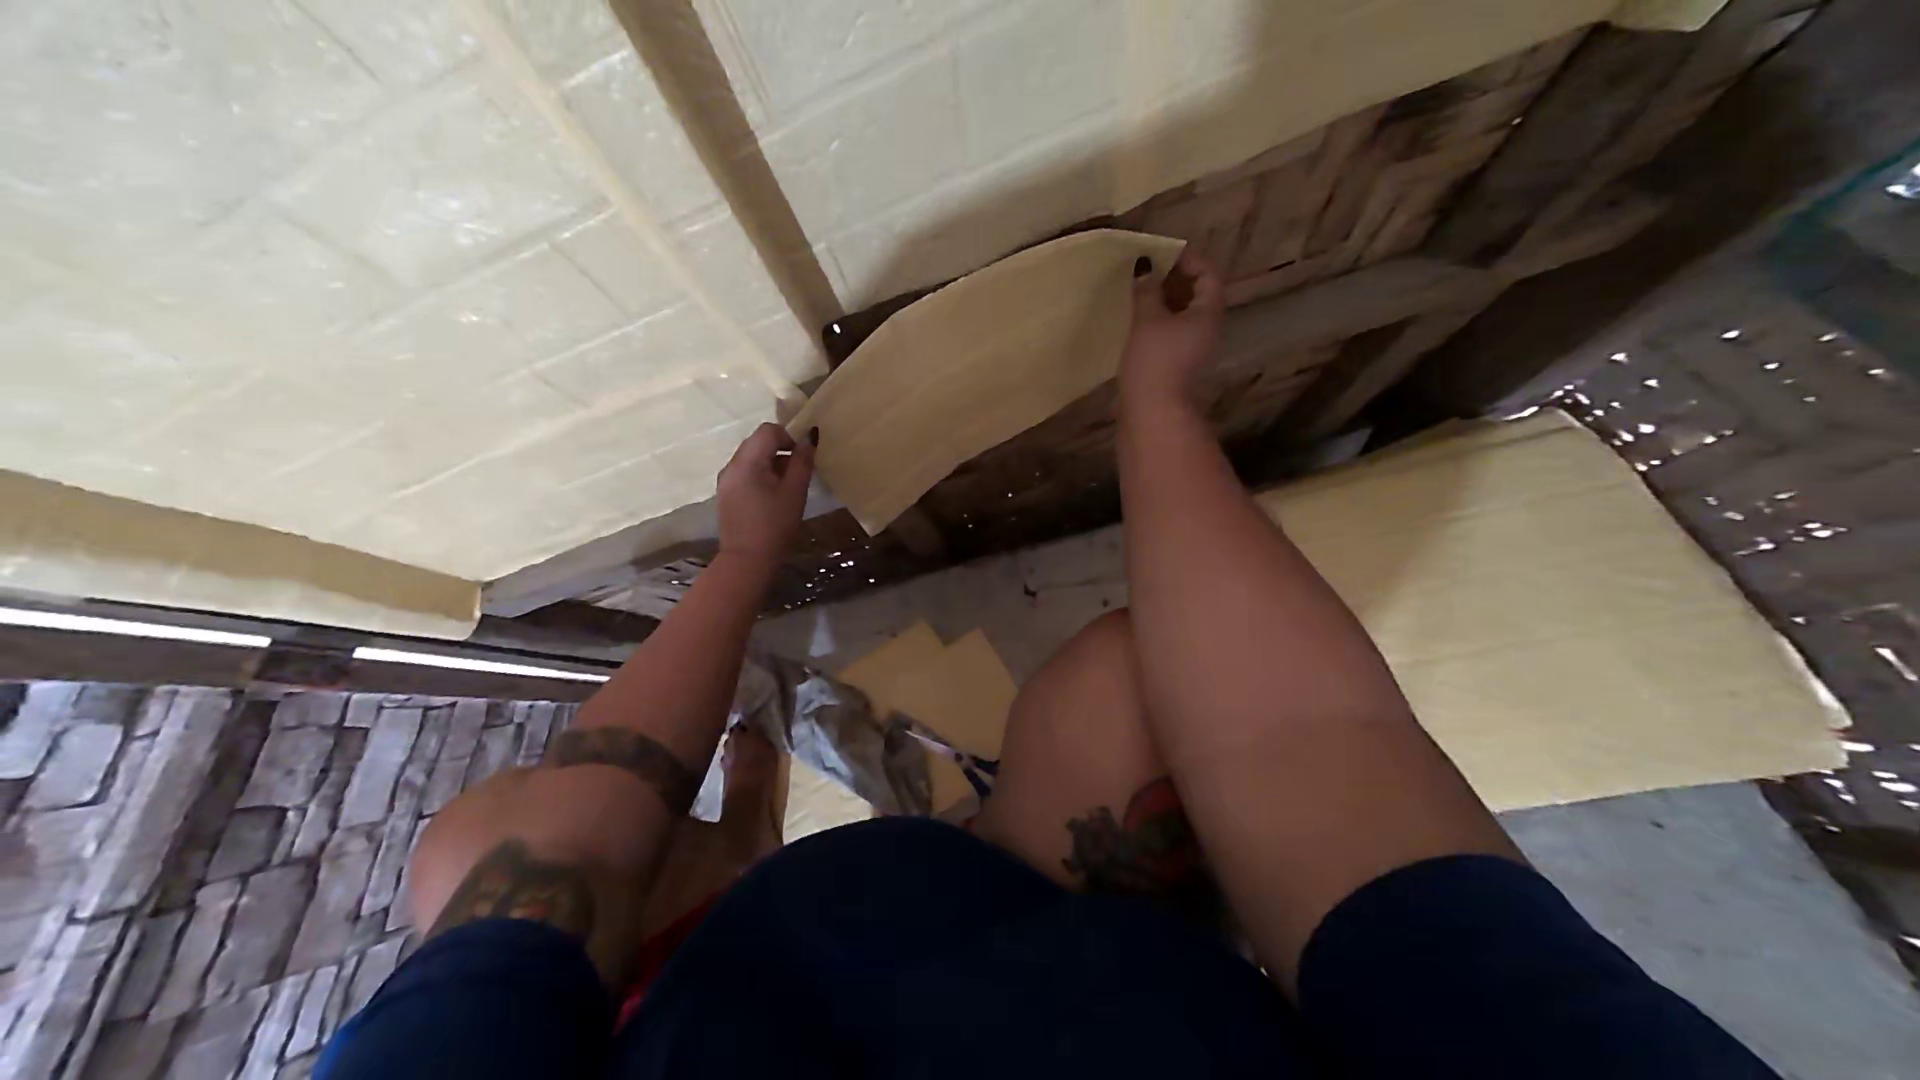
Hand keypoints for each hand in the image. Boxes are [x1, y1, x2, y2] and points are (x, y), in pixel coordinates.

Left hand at [716, 423, 814, 559]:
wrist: (748, 560)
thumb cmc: (775, 526)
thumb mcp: (794, 492)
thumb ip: (802, 462)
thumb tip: (808, 438)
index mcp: (747, 462)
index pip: (768, 430)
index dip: (788, 437)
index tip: (802, 457)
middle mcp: (731, 466)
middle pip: (757, 441)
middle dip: (780, 450)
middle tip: (798, 472)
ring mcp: (725, 480)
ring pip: (751, 457)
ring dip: (771, 462)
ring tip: (787, 486)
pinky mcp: (726, 493)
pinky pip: (745, 472)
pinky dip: (761, 474)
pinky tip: (772, 496)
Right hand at [1118, 249, 1224, 410]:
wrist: (1153, 412)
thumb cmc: (1154, 361)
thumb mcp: (1148, 319)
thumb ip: (1147, 289)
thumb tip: (1145, 267)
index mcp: (1209, 313)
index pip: (1209, 274)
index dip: (1188, 260)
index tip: (1162, 254)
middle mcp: (1208, 328)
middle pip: (1198, 293)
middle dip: (1174, 278)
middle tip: (1147, 271)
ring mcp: (1195, 348)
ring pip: (1184, 313)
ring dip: (1165, 300)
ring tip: (1139, 292)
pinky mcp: (1179, 363)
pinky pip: (1174, 330)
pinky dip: (1160, 319)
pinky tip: (1138, 319)